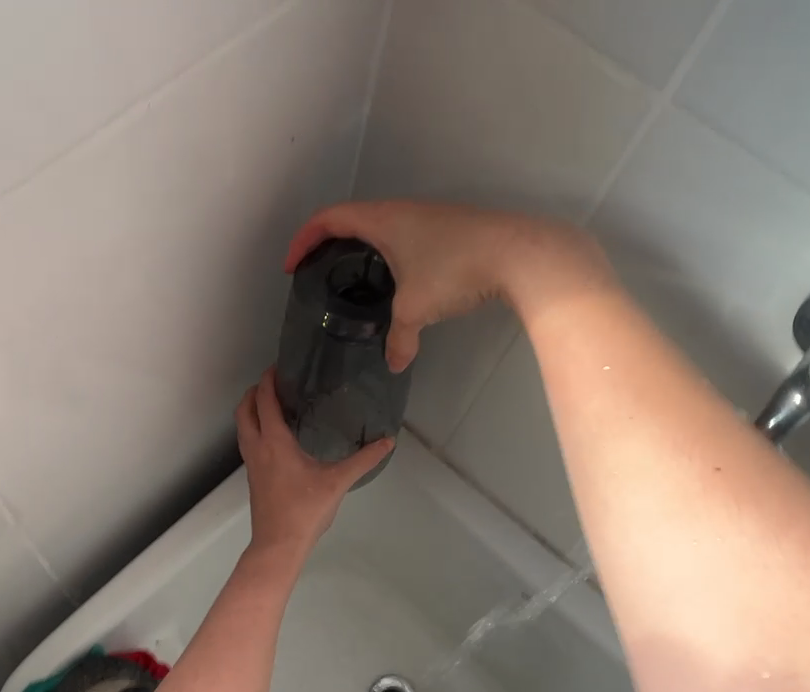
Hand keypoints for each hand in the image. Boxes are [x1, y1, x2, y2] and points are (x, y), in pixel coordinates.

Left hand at [236, 369, 391, 560]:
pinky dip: (255, 429)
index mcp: (274, 442)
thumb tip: (387, 442)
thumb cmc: (305, 510)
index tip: (279, 366)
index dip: (269, 380)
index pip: (265, 401)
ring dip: (252, 410)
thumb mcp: (338, 482)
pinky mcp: (253, 477)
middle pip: (244, 409)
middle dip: (255, 392)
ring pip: (242, 427)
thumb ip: (363, 460)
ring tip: (273, 405)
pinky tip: (276, 437)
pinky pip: (248, 443)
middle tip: (274, 383)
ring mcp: (252, 464)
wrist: (278, 545)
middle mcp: (257, 448)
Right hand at [285, 200, 615, 369]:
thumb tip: (395, 363)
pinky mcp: (450, 231)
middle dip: (330, 245)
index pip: (328, 219)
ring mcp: (428, 219)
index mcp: (383, 220)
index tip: (291, 266)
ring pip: (383, 229)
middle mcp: (402, 212)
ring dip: (363, 250)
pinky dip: (391, 257)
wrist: (518, 254)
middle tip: (318, 273)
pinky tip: (400, 284)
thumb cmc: (456, 269)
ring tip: (356, 282)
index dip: (303, 240)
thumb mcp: (416, 309)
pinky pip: (406, 239)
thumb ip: (399, 338)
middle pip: (353, 220)